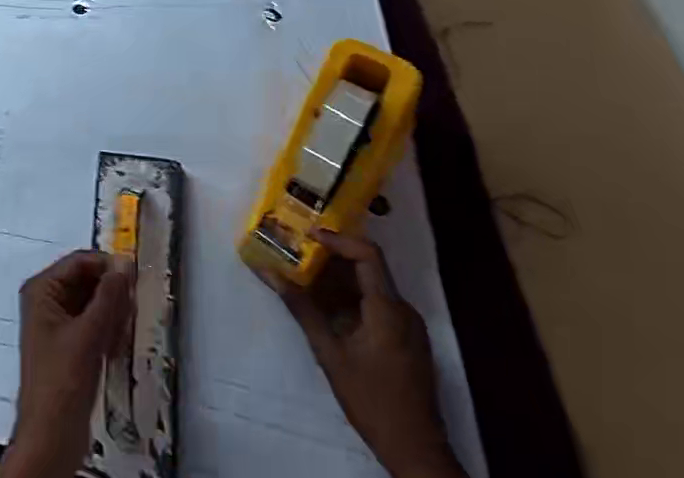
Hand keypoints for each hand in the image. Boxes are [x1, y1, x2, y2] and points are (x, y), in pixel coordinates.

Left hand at [1, 251, 133, 477]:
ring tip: (123, 332)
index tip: (138, 277)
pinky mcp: (69, 344)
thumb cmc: (63, 380)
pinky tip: (116, 347)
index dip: (107, 265)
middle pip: (86, 281)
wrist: (51, 434)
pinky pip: (92, 324)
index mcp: (41, 289)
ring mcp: (57, 322)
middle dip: (110, 294)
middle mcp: (46, 300)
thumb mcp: (88, 335)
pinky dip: (107, 330)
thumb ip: (108, 298)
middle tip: (133, 310)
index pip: (78, 262)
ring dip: (111, 314)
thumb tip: (124, 266)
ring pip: (92, 303)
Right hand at [256, 229, 464, 477]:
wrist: (415, 449)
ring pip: (370, 288)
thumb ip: (301, 308)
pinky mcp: (405, 340)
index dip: (337, 240)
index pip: (368, 255)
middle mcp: (404, 310)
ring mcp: (408, 326)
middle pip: (367, 269)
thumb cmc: (370, 398)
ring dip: (336, 280)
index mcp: (389, 309)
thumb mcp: (329, 352)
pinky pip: (376, 305)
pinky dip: (348, 299)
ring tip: (301, 276)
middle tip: (295, 252)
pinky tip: (323, 307)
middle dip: (329, 259)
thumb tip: (268, 272)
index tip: (306, 234)